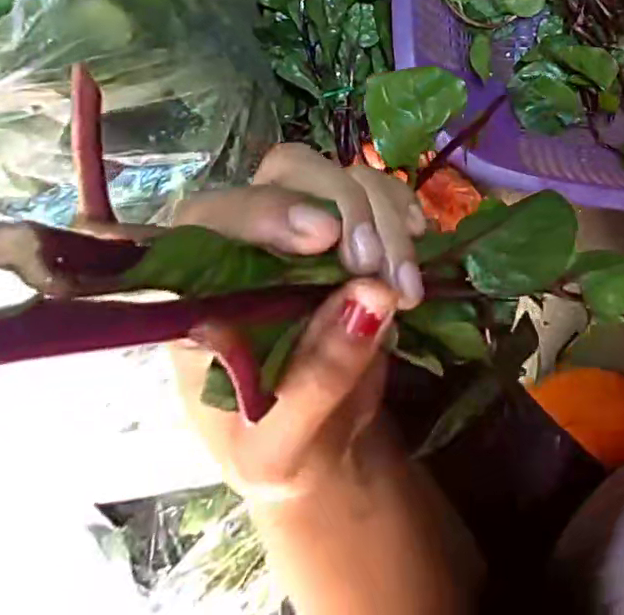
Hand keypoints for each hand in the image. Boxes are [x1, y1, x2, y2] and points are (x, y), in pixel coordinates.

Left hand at [168, 144, 427, 503]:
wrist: (327, 446)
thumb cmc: (281, 449)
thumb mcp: (284, 444)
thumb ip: (318, 378)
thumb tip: (373, 296)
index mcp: (203, 295)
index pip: (213, 220)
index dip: (266, 211)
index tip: (324, 236)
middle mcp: (252, 247)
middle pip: (289, 173)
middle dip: (346, 207)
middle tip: (376, 264)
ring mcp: (310, 233)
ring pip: (346, 177)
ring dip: (386, 218)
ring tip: (408, 289)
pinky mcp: (358, 234)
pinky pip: (383, 192)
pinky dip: (405, 210)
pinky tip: (420, 241)